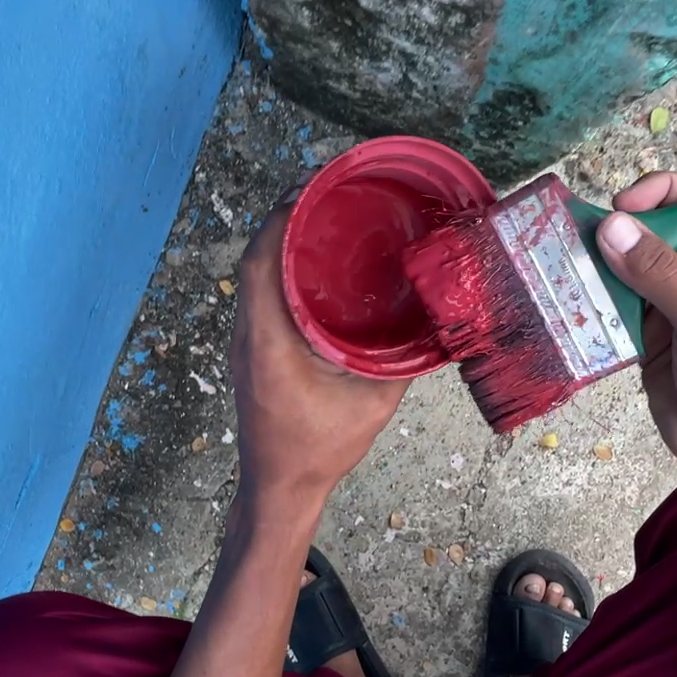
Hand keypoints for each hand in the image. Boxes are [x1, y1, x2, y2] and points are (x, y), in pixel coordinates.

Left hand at [229, 188, 408, 504]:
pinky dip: (280, 270)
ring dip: (281, 243)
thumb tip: (432, 323)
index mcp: (269, 342)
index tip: (312, 189)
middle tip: (327, 195)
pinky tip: (314, 269)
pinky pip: (259, 295)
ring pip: (253, 276)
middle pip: (254, 259)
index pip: (260, 262)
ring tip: (322, 221)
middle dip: (284, 218)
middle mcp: (247, 335)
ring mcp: (244, 343)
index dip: (280, 217)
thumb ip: (402, 363)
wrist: (279, 487)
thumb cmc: (319, 450)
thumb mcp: (372, 406)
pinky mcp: (251, 351)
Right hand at [596, 172, 676, 475]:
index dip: (667, 195)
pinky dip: (597, 301)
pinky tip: (576, 299)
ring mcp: (675, 305)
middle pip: (662, 233)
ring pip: (633, 268)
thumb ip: (661, 273)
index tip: (624, 204)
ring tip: (570, 266)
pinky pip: (618, 305)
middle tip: (584, 238)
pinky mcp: (649, 334)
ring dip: (604, 267)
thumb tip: (613, 226)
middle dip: (625, 233)